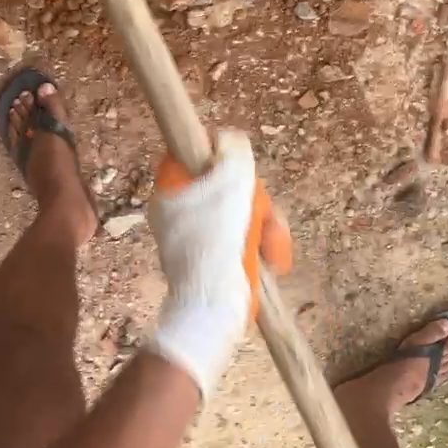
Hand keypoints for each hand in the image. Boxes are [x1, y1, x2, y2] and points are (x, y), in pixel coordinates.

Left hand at [144, 131, 292, 398]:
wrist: (213, 311)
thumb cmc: (217, 246)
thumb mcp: (229, 186)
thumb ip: (231, 153)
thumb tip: (228, 136)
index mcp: (172, 192)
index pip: (192, 155)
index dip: (221, 156)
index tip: (241, 168)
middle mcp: (181, 212)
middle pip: (228, 185)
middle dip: (257, 203)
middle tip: (266, 220)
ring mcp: (200, 236)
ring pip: (242, 212)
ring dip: (267, 228)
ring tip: (274, 253)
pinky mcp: (217, 258)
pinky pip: (246, 238)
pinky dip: (262, 247)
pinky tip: (273, 263)